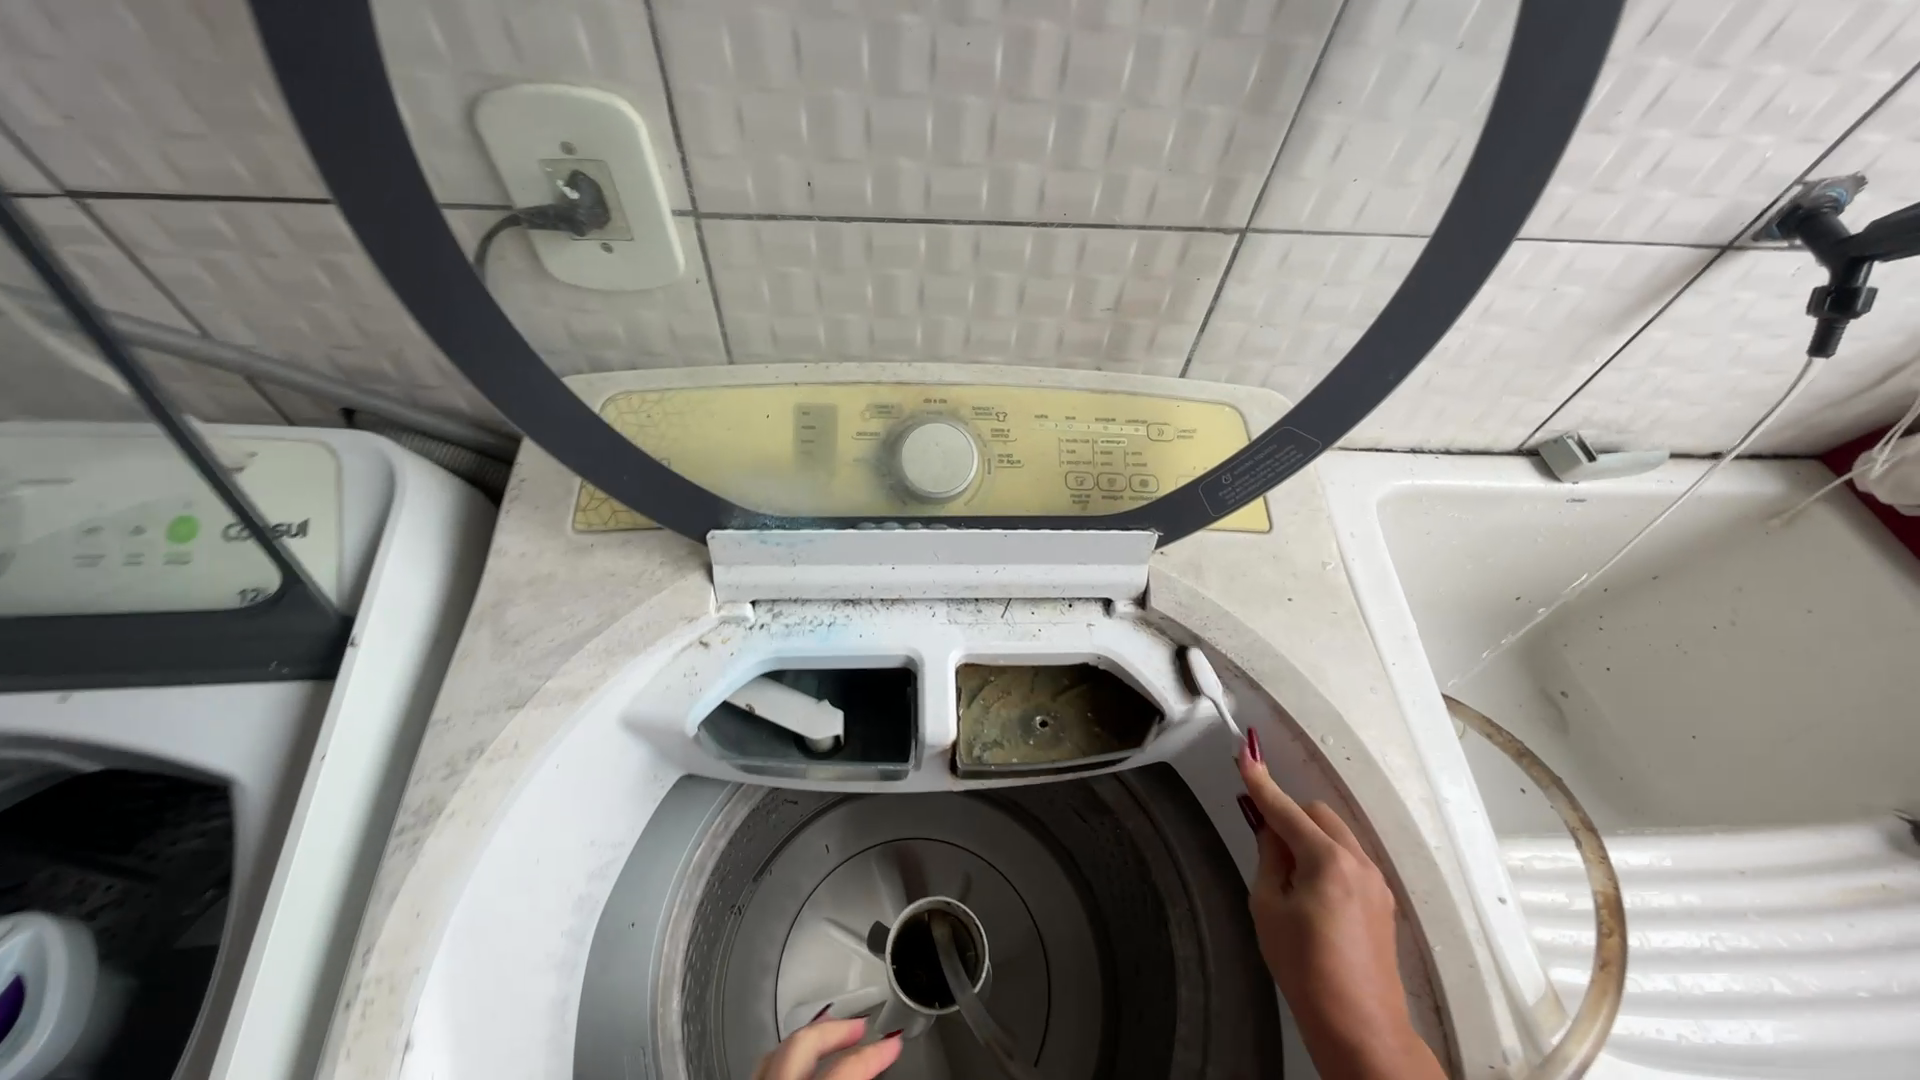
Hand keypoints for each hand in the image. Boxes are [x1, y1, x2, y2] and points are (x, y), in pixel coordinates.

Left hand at [753, 1015, 901, 1079]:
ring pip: (778, 1048)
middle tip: (861, 1027)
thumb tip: (873, 1070)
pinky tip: (798, 1058)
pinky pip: (764, 1066)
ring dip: (809, 1036)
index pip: (846, 1068)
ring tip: (832, 1032)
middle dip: (836, 1028)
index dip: (875, 1053)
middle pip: (804, 1042)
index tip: (893, 1043)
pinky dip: (785, 1054)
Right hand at [1234, 728, 1444, 1079]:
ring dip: (1309, 838)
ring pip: (1336, 835)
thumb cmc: (1305, 967)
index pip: (1285, 809)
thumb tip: (1269, 829)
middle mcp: (1359, 861)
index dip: (1261, 783)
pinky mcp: (1383, 902)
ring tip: (1288, 878)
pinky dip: (1326, 859)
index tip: (1244, 755)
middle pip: (1317, 814)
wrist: (1360, 1025)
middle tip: (1264, 844)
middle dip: (1289, 817)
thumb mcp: (1268, 907)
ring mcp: (1377, 882)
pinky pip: (1349, 860)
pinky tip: (1312, 894)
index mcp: (1327, 860)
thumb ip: (1268, 858)